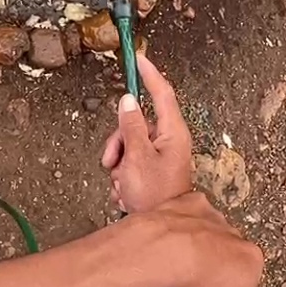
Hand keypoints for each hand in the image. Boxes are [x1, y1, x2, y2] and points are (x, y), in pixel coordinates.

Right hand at [100, 53, 192, 212]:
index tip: (139, 58)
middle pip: (136, 123)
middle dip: (119, 143)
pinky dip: (124, 175)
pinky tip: (127, 192)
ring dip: (120, 164)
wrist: (162, 228)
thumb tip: (128, 101)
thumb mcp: (138, 157)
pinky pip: (131, 161)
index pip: (162, 93)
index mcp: (173, 132)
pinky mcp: (154, 169)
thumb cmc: (155, 194)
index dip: (150, 74)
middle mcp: (169, 140)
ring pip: (129, 144)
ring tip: (123, 185)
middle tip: (113, 163)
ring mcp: (161, 155)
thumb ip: (131, 126)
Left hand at [124, 192, 276, 286]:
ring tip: (181, 258)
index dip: (235, 282)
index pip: (251, 271)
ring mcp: (212, 217)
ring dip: (200, 239)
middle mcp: (236, 234)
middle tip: (199, 277)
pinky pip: (190, 210)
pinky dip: (184, 219)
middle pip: (231, 247)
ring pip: (211, 228)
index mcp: (251, 257)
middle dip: (218, 259)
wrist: (166, 252)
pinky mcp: (189, 203)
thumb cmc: (197, 282)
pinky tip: (172, 234)